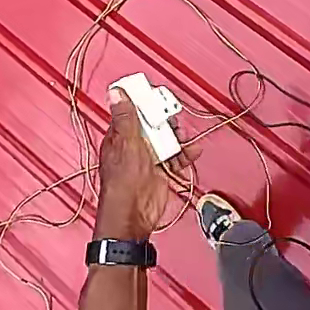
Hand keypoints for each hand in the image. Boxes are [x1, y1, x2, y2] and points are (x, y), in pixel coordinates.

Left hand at [93, 88, 195, 241]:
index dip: (144, 103)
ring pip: (167, 140)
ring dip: (178, 137)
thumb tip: (117, 94)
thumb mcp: (126, 145)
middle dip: (165, 120)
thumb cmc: (122, 185)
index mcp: (120, 138)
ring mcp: (148, 159)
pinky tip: (192, 151)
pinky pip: (176, 158)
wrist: (134, 215)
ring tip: (184, 135)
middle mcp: (134, 147)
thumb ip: (125, 119)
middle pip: (153, 125)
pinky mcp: (161, 171)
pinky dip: (185, 154)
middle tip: (173, 118)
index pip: (131, 113)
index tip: (156, 96)